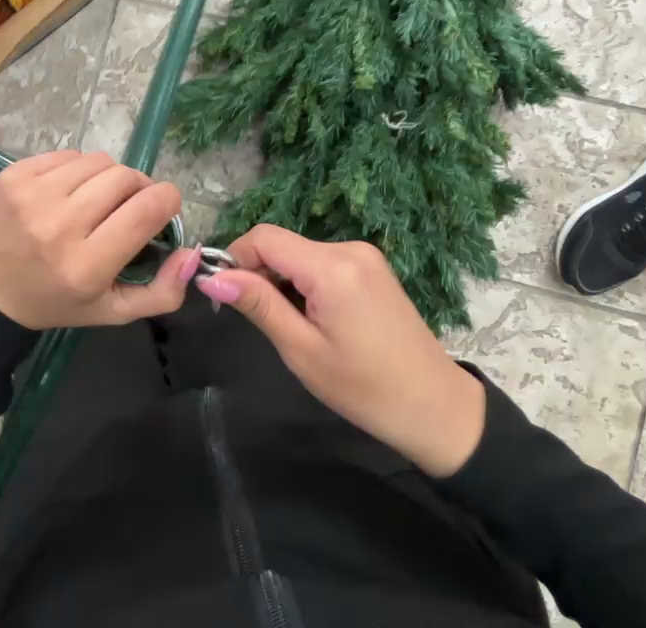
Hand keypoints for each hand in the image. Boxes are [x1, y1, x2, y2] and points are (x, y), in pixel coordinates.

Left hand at [0, 151, 196, 329]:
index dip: (167, 199)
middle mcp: (58, 226)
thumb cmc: (58, 302)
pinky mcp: (12, 176)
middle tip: (131, 204)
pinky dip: (77, 169)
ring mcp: (31, 196)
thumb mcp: (114, 312)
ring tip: (98, 199)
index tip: (166, 205)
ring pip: (97, 161)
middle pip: (124, 178)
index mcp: (86, 265)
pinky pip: (67, 155)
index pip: (145, 210)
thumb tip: (191, 252)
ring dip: (107, 176)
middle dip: (138, 187)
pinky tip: (69, 192)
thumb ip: (163, 291)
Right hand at [196, 225, 485, 476]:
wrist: (435, 408)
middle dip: (258, 273)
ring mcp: (364, 256)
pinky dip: (304, 282)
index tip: (226, 297)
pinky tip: (313, 318)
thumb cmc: (363, 388)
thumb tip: (210, 275)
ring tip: (291, 325)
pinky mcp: (372, 268)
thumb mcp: (300, 349)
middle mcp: (349, 249)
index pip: (263, 238)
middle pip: (281, 244)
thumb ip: (257, 304)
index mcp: (332, 267)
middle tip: (258, 319)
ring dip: (281, 280)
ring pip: (298, 253)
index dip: (235, 260)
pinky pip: (320, 262)